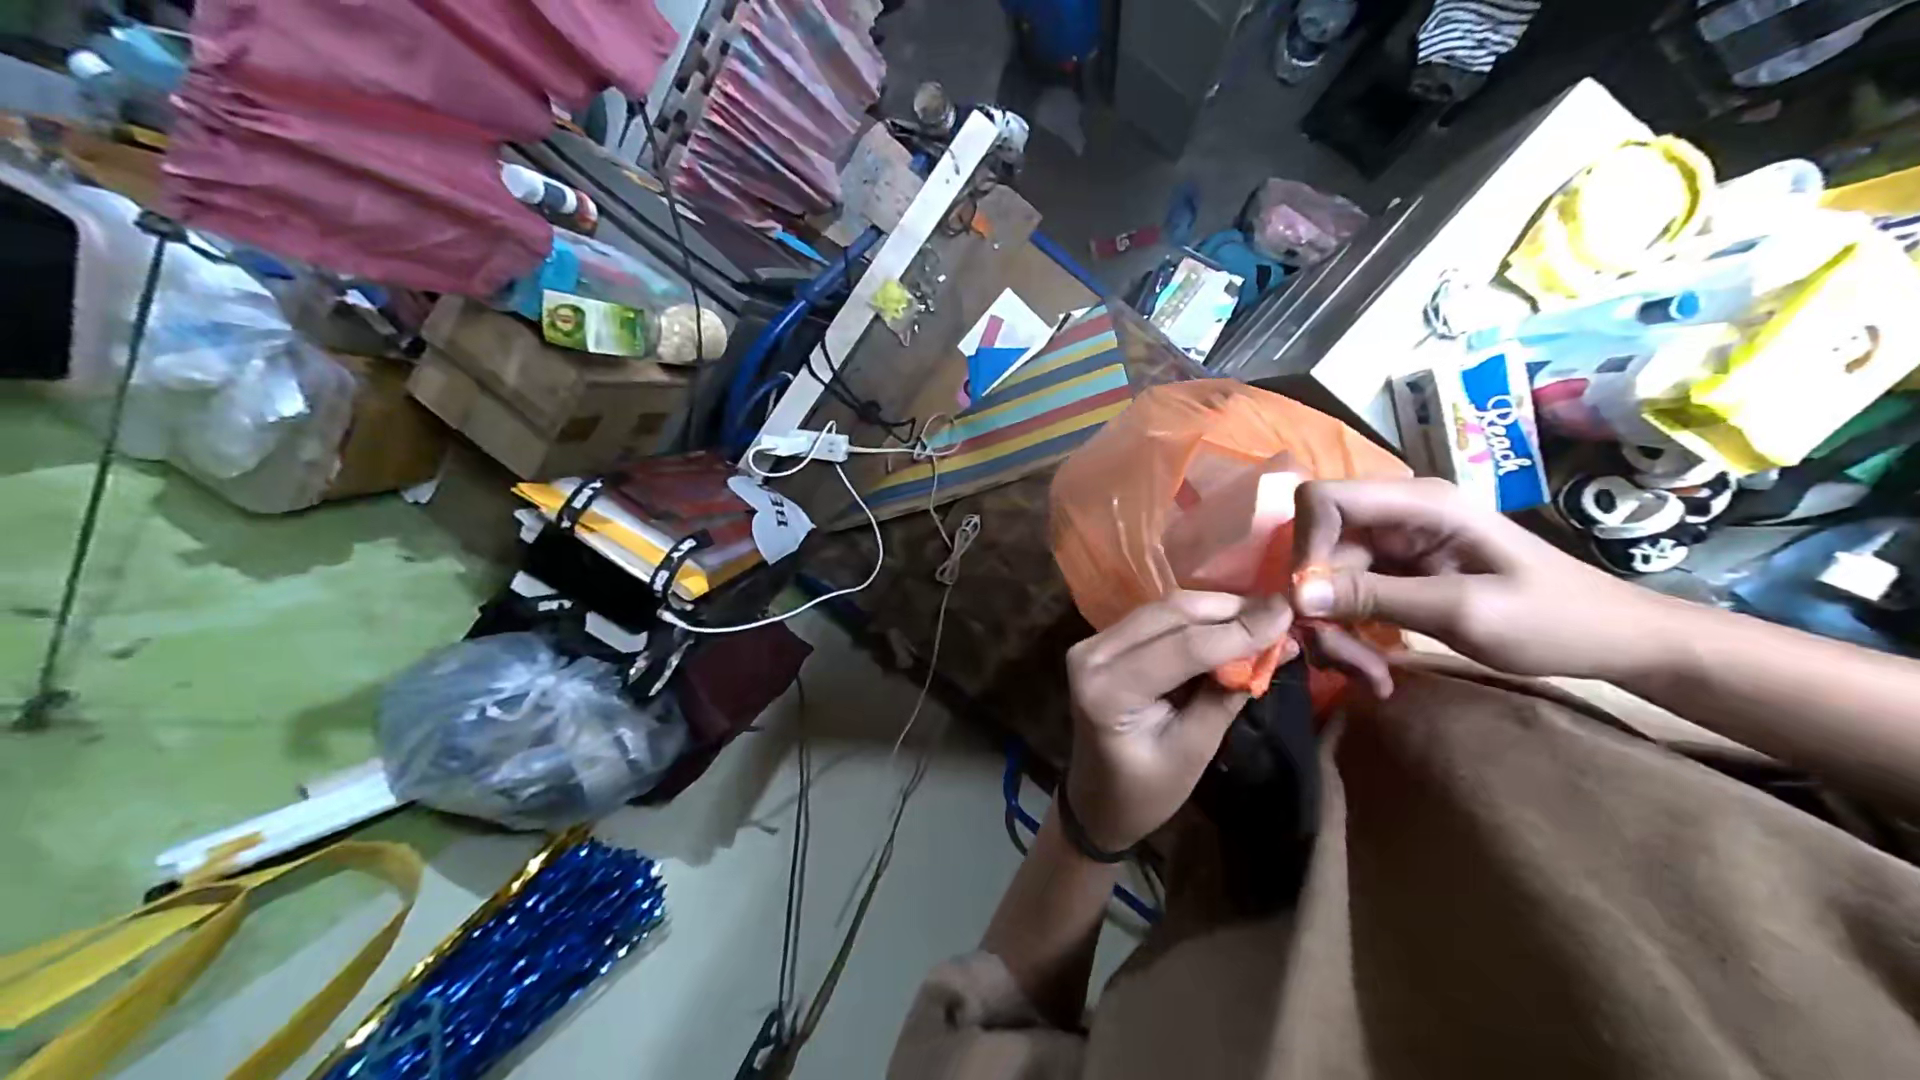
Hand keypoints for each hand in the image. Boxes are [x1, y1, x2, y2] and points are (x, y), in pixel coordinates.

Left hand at [1064, 591, 1295, 851]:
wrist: (1097, 797)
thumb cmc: (1145, 790)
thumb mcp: (1193, 751)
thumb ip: (1228, 694)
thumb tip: (1279, 644)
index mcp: (1108, 689)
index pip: (1182, 647)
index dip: (1240, 628)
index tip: (1291, 612)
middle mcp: (1093, 653)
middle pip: (1171, 614)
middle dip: (1232, 610)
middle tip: (1285, 613)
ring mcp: (1093, 642)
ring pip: (1166, 608)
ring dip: (1218, 610)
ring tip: (1267, 618)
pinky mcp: (1103, 639)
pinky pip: (1157, 617)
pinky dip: (1198, 618)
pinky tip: (1233, 623)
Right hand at [1290, 478, 1669, 685]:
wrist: (1613, 641)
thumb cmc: (1555, 618)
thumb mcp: (1462, 611)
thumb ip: (1375, 597)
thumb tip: (1296, 594)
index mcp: (1419, 504)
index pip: (1322, 500)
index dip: (1306, 546)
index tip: (1313, 603)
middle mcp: (1395, 518)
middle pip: (1318, 552)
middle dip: (1321, 610)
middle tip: (1344, 662)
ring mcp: (1391, 548)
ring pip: (1324, 584)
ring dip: (1334, 633)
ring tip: (1368, 675)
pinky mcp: (1392, 576)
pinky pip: (1344, 602)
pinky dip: (1349, 638)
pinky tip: (1374, 669)